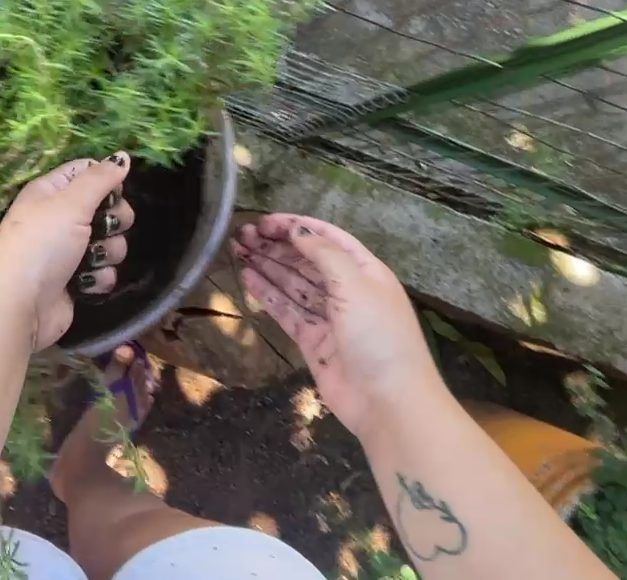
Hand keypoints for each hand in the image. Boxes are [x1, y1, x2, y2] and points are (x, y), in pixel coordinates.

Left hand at [0, 153, 133, 349]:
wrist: (20, 306)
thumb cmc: (42, 244)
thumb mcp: (71, 203)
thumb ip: (100, 179)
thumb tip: (123, 156)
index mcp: (51, 191)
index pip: (87, 172)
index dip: (106, 179)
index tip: (116, 191)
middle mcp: (59, 217)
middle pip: (105, 207)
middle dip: (114, 220)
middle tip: (104, 227)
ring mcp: (67, 250)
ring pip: (109, 241)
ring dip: (108, 251)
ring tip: (91, 260)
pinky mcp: (76, 280)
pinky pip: (103, 270)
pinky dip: (99, 278)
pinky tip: (85, 284)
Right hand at [232, 214, 437, 437]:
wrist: (389, 403)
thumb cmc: (379, 336)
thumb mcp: (356, 285)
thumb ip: (324, 254)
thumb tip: (297, 231)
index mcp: (365, 271)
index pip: (326, 238)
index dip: (296, 227)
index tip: (264, 223)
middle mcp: (347, 289)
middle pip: (306, 259)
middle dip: (276, 245)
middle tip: (242, 235)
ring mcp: (329, 316)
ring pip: (293, 283)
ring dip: (267, 265)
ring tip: (237, 250)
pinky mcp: (313, 340)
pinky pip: (286, 310)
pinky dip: (267, 293)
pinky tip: (247, 278)